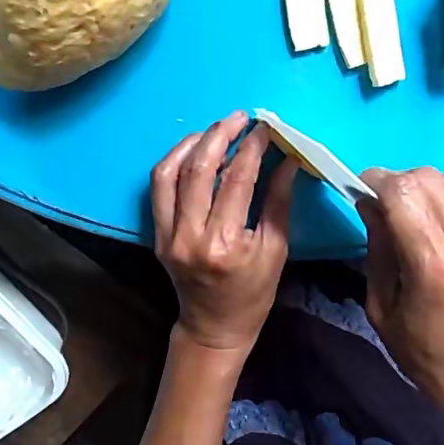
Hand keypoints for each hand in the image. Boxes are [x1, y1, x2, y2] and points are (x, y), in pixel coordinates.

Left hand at [150, 111, 297, 353]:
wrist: (212, 326)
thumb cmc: (253, 293)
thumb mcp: (275, 250)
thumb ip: (278, 201)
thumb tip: (287, 159)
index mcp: (225, 244)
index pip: (237, 181)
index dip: (252, 148)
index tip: (265, 128)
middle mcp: (190, 235)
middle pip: (199, 170)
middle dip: (220, 136)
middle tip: (239, 118)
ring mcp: (166, 234)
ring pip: (170, 173)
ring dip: (192, 143)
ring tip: (215, 129)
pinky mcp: (155, 233)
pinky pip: (159, 188)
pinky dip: (173, 162)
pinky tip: (192, 149)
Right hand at [357, 168, 443, 444]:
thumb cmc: (429, 357)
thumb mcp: (383, 308)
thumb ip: (377, 248)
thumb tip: (368, 203)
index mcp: (436, 268)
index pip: (404, 192)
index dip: (377, 180)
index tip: (361, 188)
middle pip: (430, 179)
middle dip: (398, 182)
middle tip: (383, 202)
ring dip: (425, 189)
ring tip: (412, 214)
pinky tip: (441, 231)